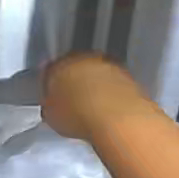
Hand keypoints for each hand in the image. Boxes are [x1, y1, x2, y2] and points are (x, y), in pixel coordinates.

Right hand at [42, 53, 158, 141]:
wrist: (116, 119)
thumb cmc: (79, 115)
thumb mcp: (51, 116)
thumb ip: (49, 105)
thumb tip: (51, 106)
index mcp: (60, 64)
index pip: (50, 70)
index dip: (51, 85)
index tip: (52, 98)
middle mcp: (84, 59)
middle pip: (76, 67)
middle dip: (74, 82)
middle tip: (72, 102)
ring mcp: (109, 65)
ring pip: (97, 73)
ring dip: (94, 86)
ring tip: (91, 109)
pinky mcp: (129, 77)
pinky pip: (114, 84)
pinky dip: (111, 94)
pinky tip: (108, 110)